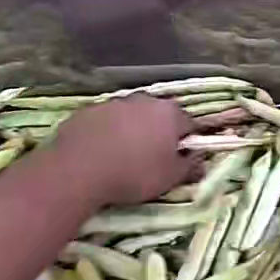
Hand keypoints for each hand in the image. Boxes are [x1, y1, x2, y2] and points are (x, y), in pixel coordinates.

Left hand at [50, 95, 194, 206]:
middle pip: (158, 115)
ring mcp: (113, 102)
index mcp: (169, 114)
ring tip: (123, 155)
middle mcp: (143, 100)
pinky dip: (106, 132)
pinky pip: (104, 121)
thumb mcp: (170, 178)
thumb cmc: (134, 174)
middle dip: (158, 131)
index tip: (181, 156)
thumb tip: (201, 161)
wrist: (79, 170)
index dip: (187, 140)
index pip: (188, 123)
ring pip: (130, 115)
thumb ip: (189, 167)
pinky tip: (100, 151)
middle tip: (152, 156)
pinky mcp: (87, 110)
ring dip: (131, 129)